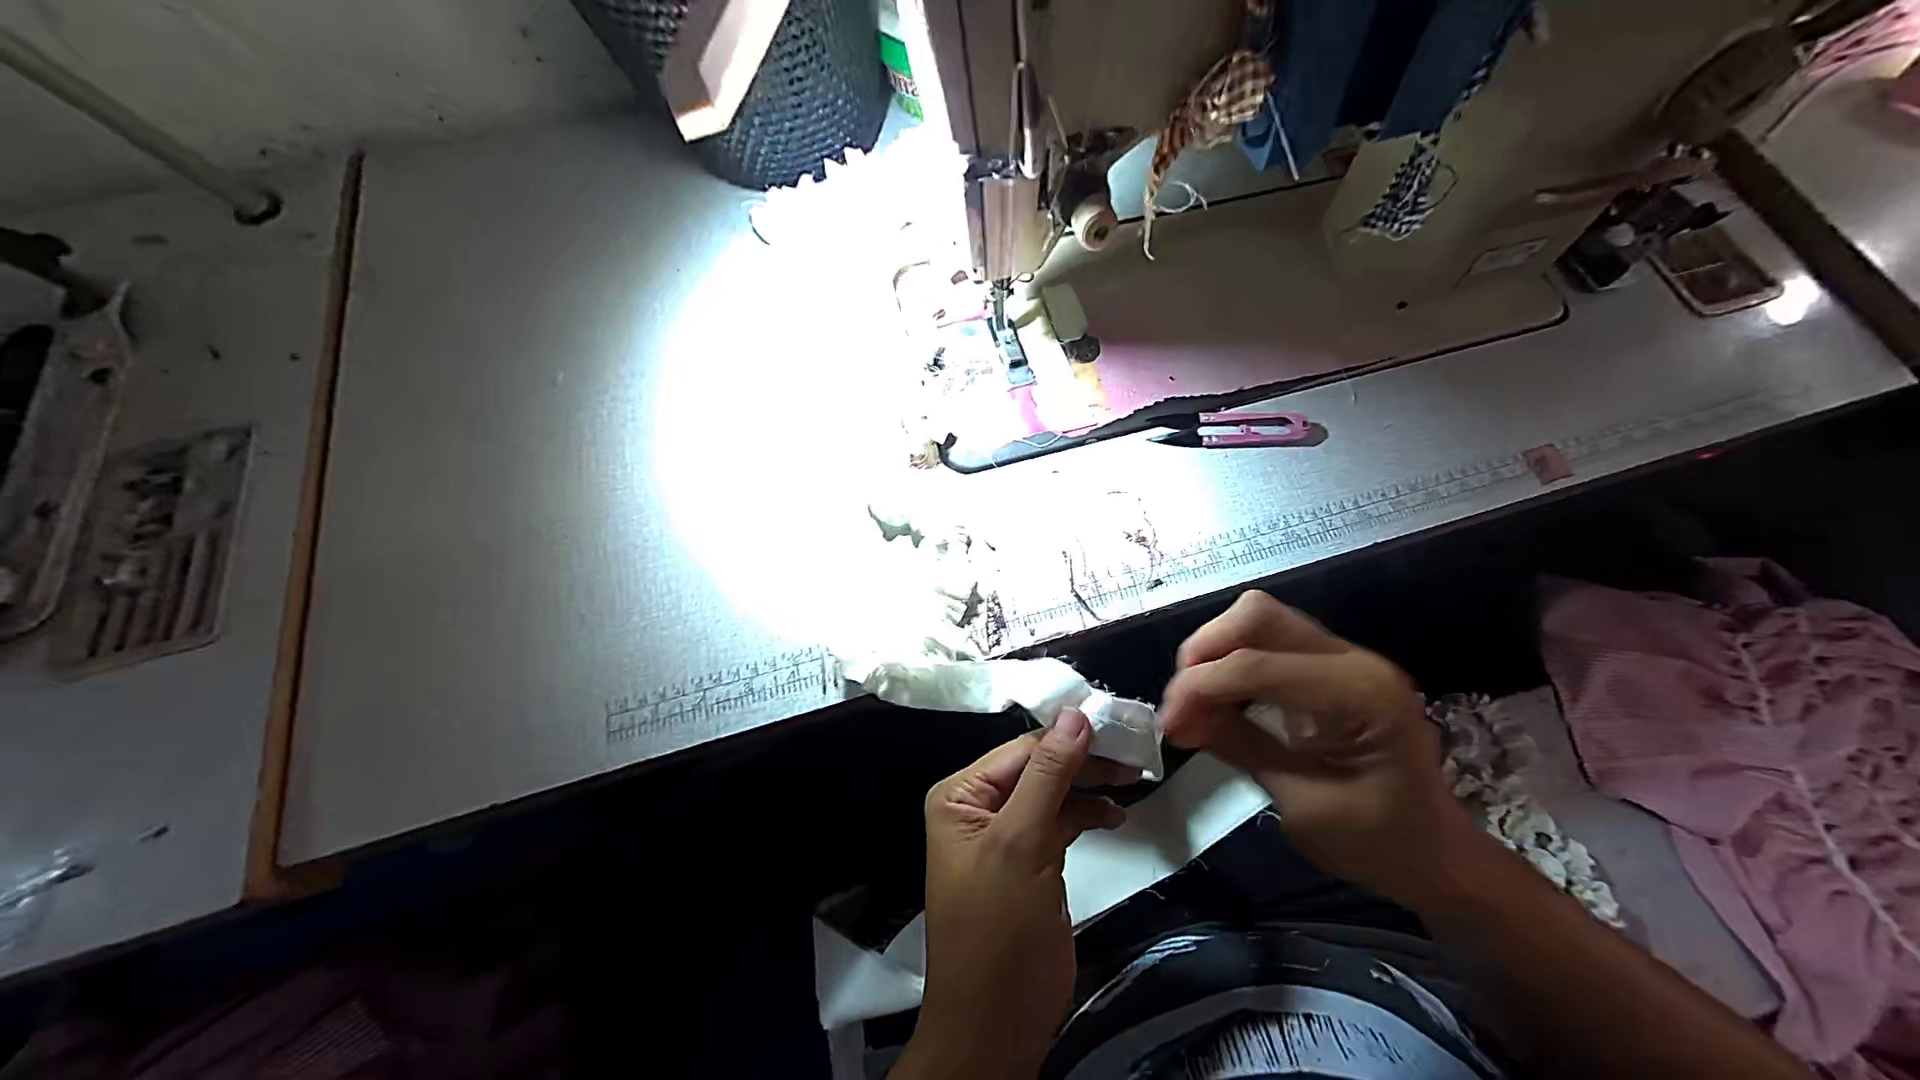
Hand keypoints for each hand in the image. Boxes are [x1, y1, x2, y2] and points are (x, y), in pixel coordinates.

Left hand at [897, 709, 1129, 1079]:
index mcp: (960, 795)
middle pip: (1039, 768)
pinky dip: (1087, 815)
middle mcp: (979, 808)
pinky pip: (1060, 822)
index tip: (1117, 726)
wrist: (997, 1023)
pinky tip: (1113, 815)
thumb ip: (1048, 776)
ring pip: (1054, 793)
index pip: (1020, 750)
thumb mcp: (1020, 843)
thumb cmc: (998, 930)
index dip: (1068, 736)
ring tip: (1130, 779)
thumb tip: (1074, 716)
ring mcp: (1006, 836)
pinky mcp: (1031, 862)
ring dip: (1089, 786)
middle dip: (1083, 761)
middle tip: (1131, 755)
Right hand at [1160, 591, 1478, 904]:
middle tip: (1182, 703)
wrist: (1436, 856)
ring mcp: (1343, 658)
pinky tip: (1220, 698)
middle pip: (1257, 616)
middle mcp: (1353, 660)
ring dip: (1213, 654)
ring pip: (1257, 620)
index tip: (1168, 724)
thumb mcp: (1301, 804)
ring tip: (1195, 702)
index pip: (1256, 665)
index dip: (1200, 687)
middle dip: (1205, 652)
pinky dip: (1231, 662)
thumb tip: (1176, 718)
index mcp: (1360, 694)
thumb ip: (1238, 745)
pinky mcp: (1329, 667)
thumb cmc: (1379, 843)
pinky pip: (1266, 640)